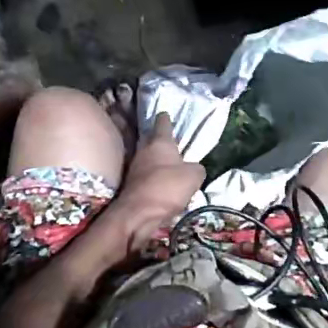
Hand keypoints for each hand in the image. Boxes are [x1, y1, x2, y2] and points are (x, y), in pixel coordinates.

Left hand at [103, 112, 205, 256]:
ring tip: (171, 167)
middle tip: (173, 144)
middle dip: (161, 141)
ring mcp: (134, 167)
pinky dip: (153, 178)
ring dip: (157, 162)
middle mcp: (144, 150)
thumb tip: (193, 168)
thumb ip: (196, 168)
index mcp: (159, 142)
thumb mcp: (194, 176)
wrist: (137, 213)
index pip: (162, 123)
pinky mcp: (130, 184)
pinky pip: (145, 175)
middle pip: (152, 140)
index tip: (166, 114)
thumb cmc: (166, 187)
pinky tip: (162, 185)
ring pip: (148, 158)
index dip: (166, 118)